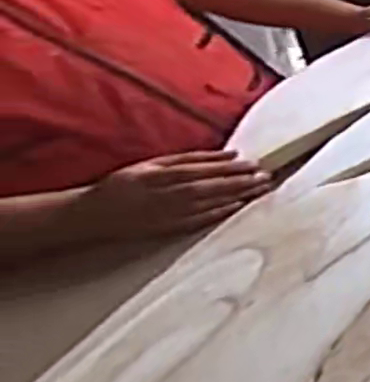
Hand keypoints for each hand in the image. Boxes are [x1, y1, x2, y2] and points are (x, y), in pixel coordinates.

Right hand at [74, 151, 272, 238]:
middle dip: (241, 181)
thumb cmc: (125, 184)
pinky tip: (242, 204)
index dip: (229, 168)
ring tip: (264, 188)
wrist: (90, 216)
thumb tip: (232, 153)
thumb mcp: (151, 165)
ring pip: (211, 203)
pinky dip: (224, 211)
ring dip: (240, 195)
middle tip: (267, 176)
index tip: (254, 164)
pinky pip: (203, 219)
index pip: (199, 171)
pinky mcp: (170, 228)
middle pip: (210, 187)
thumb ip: (192, 158)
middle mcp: (162, 195)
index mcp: (155, 176)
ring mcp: (167, 213)